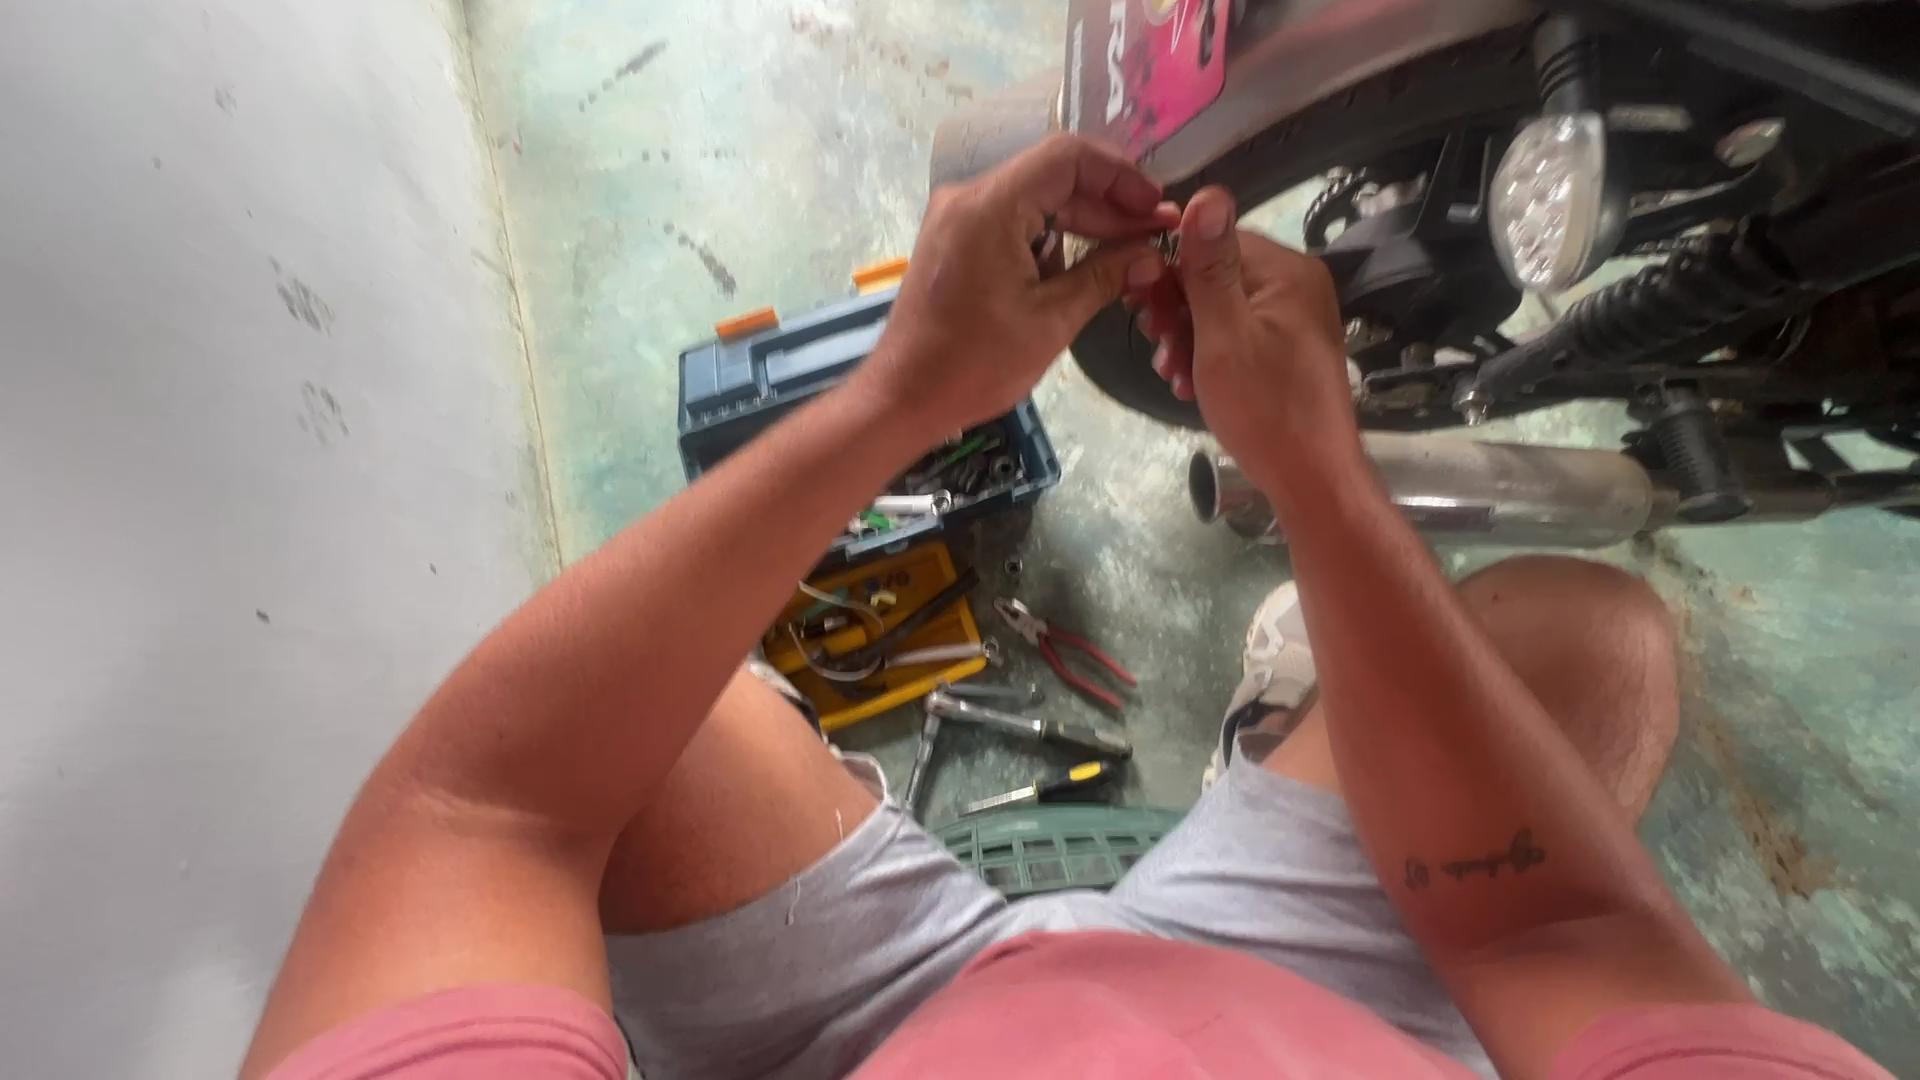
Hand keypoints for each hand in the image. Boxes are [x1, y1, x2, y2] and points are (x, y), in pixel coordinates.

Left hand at [856, 135, 1176, 434]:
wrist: (905, 398)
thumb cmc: (974, 366)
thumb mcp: (1050, 322)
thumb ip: (1104, 277)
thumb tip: (1153, 254)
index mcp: (990, 207)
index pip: (1069, 157)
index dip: (1121, 177)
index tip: (1156, 209)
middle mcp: (968, 198)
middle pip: (1052, 179)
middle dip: (1106, 207)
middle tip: (1153, 238)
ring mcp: (957, 220)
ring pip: (1033, 204)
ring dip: (1079, 228)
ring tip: (1123, 260)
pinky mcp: (954, 244)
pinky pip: (1011, 226)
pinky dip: (1047, 244)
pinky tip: (1077, 273)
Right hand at [1131, 187, 1361, 482]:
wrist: (1309, 478)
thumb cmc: (1264, 408)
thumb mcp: (1224, 335)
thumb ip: (1209, 269)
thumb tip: (1205, 192)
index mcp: (1285, 273)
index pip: (1216, 244)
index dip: (1171, 271)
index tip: (1139, 305)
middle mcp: (1294, 289)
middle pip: (1216, 278)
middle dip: (1176, 311)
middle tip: (1156, 346)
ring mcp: (1291, 324)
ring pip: (1220, 313)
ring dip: (1186, 339)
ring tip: (1171, 373)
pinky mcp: (1284, 354)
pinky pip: (1235, 340)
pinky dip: (1207, 358)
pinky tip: (1189, 385)